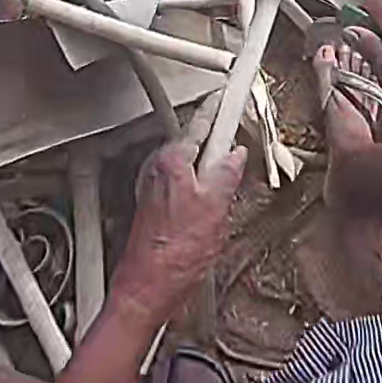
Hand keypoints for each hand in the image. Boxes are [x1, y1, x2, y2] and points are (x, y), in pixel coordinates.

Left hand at [112, 120, 245, 319]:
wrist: (145, 292)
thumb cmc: (174, 255)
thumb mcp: (217, 206)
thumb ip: (228, 172)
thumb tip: (236, 153)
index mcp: (173, 159)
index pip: (204, 119)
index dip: (224, 106)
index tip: (234, 90)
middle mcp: (159, 166)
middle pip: (199, 143)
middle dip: (219, 154)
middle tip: (234, 174)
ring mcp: (154, 185)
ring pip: (193, 166)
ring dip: (209, 177)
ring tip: (217, 208)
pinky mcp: (154, 203)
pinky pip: (184, 185)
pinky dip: (198, 193)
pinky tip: (204, 220)